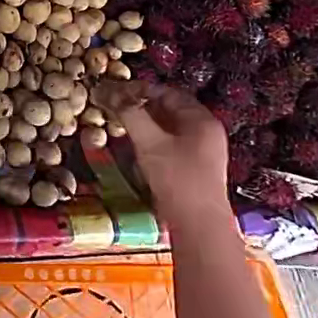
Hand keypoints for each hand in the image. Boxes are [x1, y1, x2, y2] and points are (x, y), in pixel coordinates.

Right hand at [93, 80, 229, 212]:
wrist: (199, 227)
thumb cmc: (177, 179)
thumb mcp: (150, 142)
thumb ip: (130, 114)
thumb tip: (110, 91)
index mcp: (201, 120)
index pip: (168, 93)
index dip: (140, 90)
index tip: (116, 92)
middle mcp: (206, 132)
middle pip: (170, 109)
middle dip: (141, 106)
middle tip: (116, 107)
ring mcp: (203, 152)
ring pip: (169, 128)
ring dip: (145, 123)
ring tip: (121, 124)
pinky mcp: (196, 169)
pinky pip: (172, 144)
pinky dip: (153, 139)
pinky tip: (136, 145)